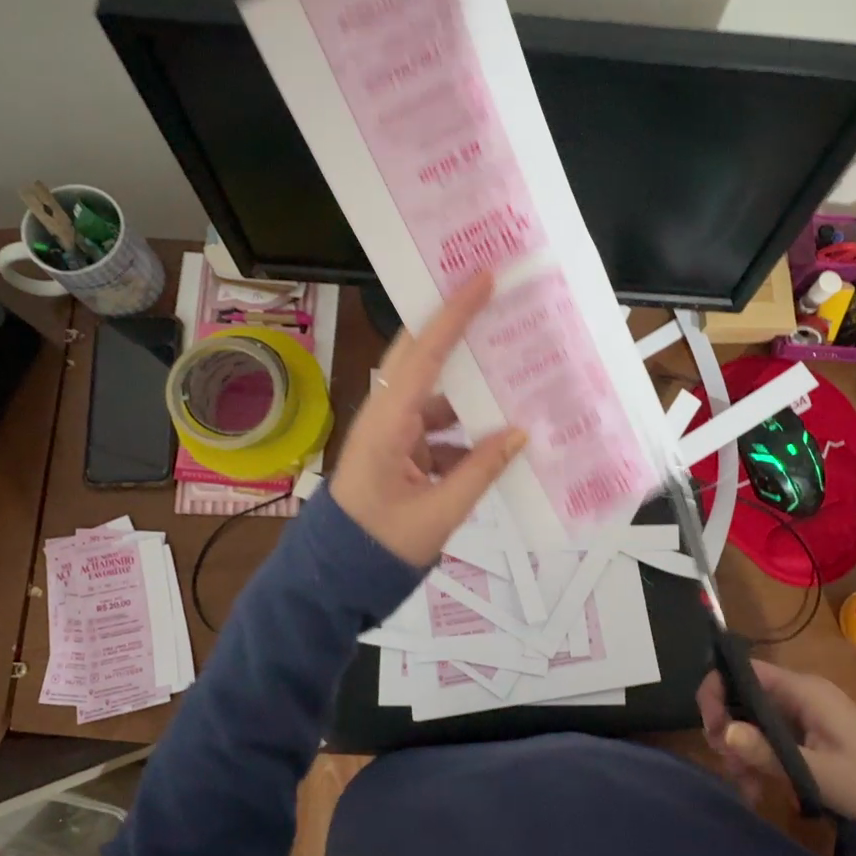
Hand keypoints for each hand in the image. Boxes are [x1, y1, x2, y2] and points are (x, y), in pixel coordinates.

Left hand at [329, 272, 526, 565]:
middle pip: (420, 358)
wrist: (336, 577)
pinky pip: (434, 426)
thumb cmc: (381, 545)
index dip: (453, 314)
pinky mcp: (397, 452)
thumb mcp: (439, 513)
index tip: (482, 278)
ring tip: (509, 369)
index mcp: (387, 424)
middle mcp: (384, 416)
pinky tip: (496, 435)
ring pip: (432, 395)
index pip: (424, 355)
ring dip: (466, 386)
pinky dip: (463, 428)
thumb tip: (520, 433)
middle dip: (455, 328)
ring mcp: (389, 433)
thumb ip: (481, 471)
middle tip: (492, 299)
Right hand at [697, 660, 855, 819]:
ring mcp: (799, 713)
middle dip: (728, 732)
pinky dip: (756, 759)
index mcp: (802, 691)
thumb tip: (722, 732)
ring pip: (750, 721)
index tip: (712, 731)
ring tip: (748, 788)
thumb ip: (768, 752)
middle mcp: (796, 694)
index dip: (717, 692)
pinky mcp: (801, 732)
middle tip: (731, 768)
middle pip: (741, 698)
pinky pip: (766, 737)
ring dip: (741, 752)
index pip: (744, 671)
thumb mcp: (816, 772)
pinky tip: (758, 789)